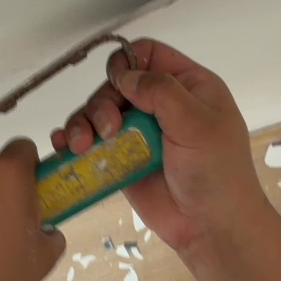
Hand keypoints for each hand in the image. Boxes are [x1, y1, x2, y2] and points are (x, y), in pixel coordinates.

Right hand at [52, 39, 271, 255]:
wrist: (211, 227)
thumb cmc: (216, 172)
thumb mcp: (197, 123)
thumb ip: (161, 92)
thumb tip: (124, 76)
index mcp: (188, 86)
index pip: (149, 54)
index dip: (128, 63)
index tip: (120, 85)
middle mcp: (161, 105)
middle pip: (115, 84)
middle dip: (103, 102)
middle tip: (107, 129)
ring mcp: (139, 133)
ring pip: (98, 112)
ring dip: (83, 122)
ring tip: (79, 145)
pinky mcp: (121, 160)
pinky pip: (92, 142)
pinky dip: (73, 140)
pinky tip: (64, 146)